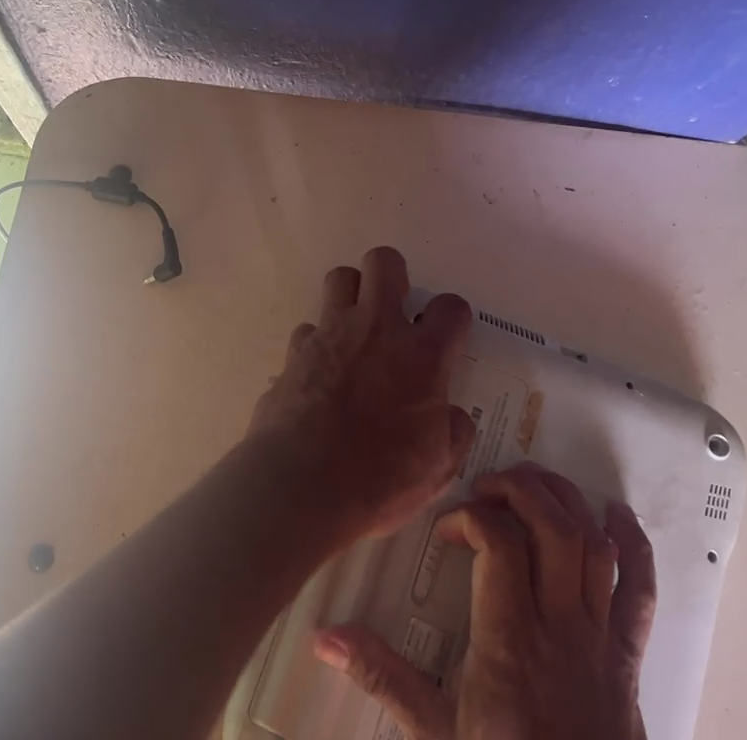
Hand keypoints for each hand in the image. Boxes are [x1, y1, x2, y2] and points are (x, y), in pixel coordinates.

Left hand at [246, 246, 475, 537]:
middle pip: (384, 263)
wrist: (300, 484)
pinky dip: (318, 342)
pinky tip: (321, 372)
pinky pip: (308, 329)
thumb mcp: (439, 466)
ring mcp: (329, 335)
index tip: (447, 339)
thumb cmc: (380, 478)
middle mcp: (375, 330)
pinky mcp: (294, 352)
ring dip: (351, 297)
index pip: (450, 307)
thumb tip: (450, 414)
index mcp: (421, 355)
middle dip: (393, 276)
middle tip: (395, 312)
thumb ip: (452, 430)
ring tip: (356, 332)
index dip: (452, 319)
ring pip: (339, 279)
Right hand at [314, 464, 656, 739]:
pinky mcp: (627, 657)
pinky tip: (615, 515)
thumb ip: (383, 677)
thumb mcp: (434, 731)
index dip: (468, 518)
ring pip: (594, 547)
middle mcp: (559, 627)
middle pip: (553, 529)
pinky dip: (634, 546)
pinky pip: (640, 593)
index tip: (445, 531)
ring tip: (531, 483)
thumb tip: (325, 638)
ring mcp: (600, 639)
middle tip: (486, 486)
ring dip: (565, 502)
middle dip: (519, 489)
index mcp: (509, 642)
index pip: (499, 545)